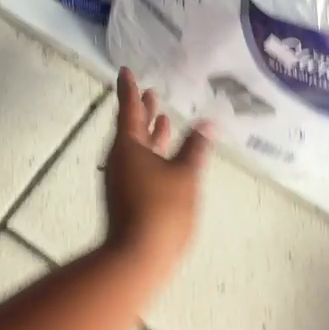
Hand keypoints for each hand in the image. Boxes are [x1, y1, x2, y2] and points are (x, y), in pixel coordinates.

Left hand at [103, 68, 212, 273]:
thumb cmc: (161, 210)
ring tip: (164, 119)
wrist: (137, 258)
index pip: (129, 109)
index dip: (130, 90)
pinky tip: (168, 157)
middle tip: (151, 92)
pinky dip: (152, 153)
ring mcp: (122, 180)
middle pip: (131, 128)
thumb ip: (196, 147)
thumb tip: (208, 122)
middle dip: (143, 110)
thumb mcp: (185, 175)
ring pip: (136, 148)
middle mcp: (120, 160)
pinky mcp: (128, 198)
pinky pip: (140, 165)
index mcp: (128, 147)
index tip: (125, 71)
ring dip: (150, 132)